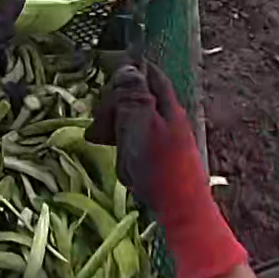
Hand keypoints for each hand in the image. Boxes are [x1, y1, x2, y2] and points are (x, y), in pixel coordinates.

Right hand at [89, 62, 245, 277]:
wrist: (181, 210)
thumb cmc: (160, 166)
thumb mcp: (140, 125)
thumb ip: (132, 96)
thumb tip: (126, 67)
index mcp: (166, 105)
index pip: (148, 73)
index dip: (127, 71)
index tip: (104, 79)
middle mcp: (167, 117)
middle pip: (137, 96)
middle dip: (114, 103)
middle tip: (97, 122)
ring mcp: (165, 136)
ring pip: (133, 118)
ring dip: (114, 124)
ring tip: (99, 139)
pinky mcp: (160, 155)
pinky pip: (135, 138)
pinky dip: (121, 141)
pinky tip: (115, 155)